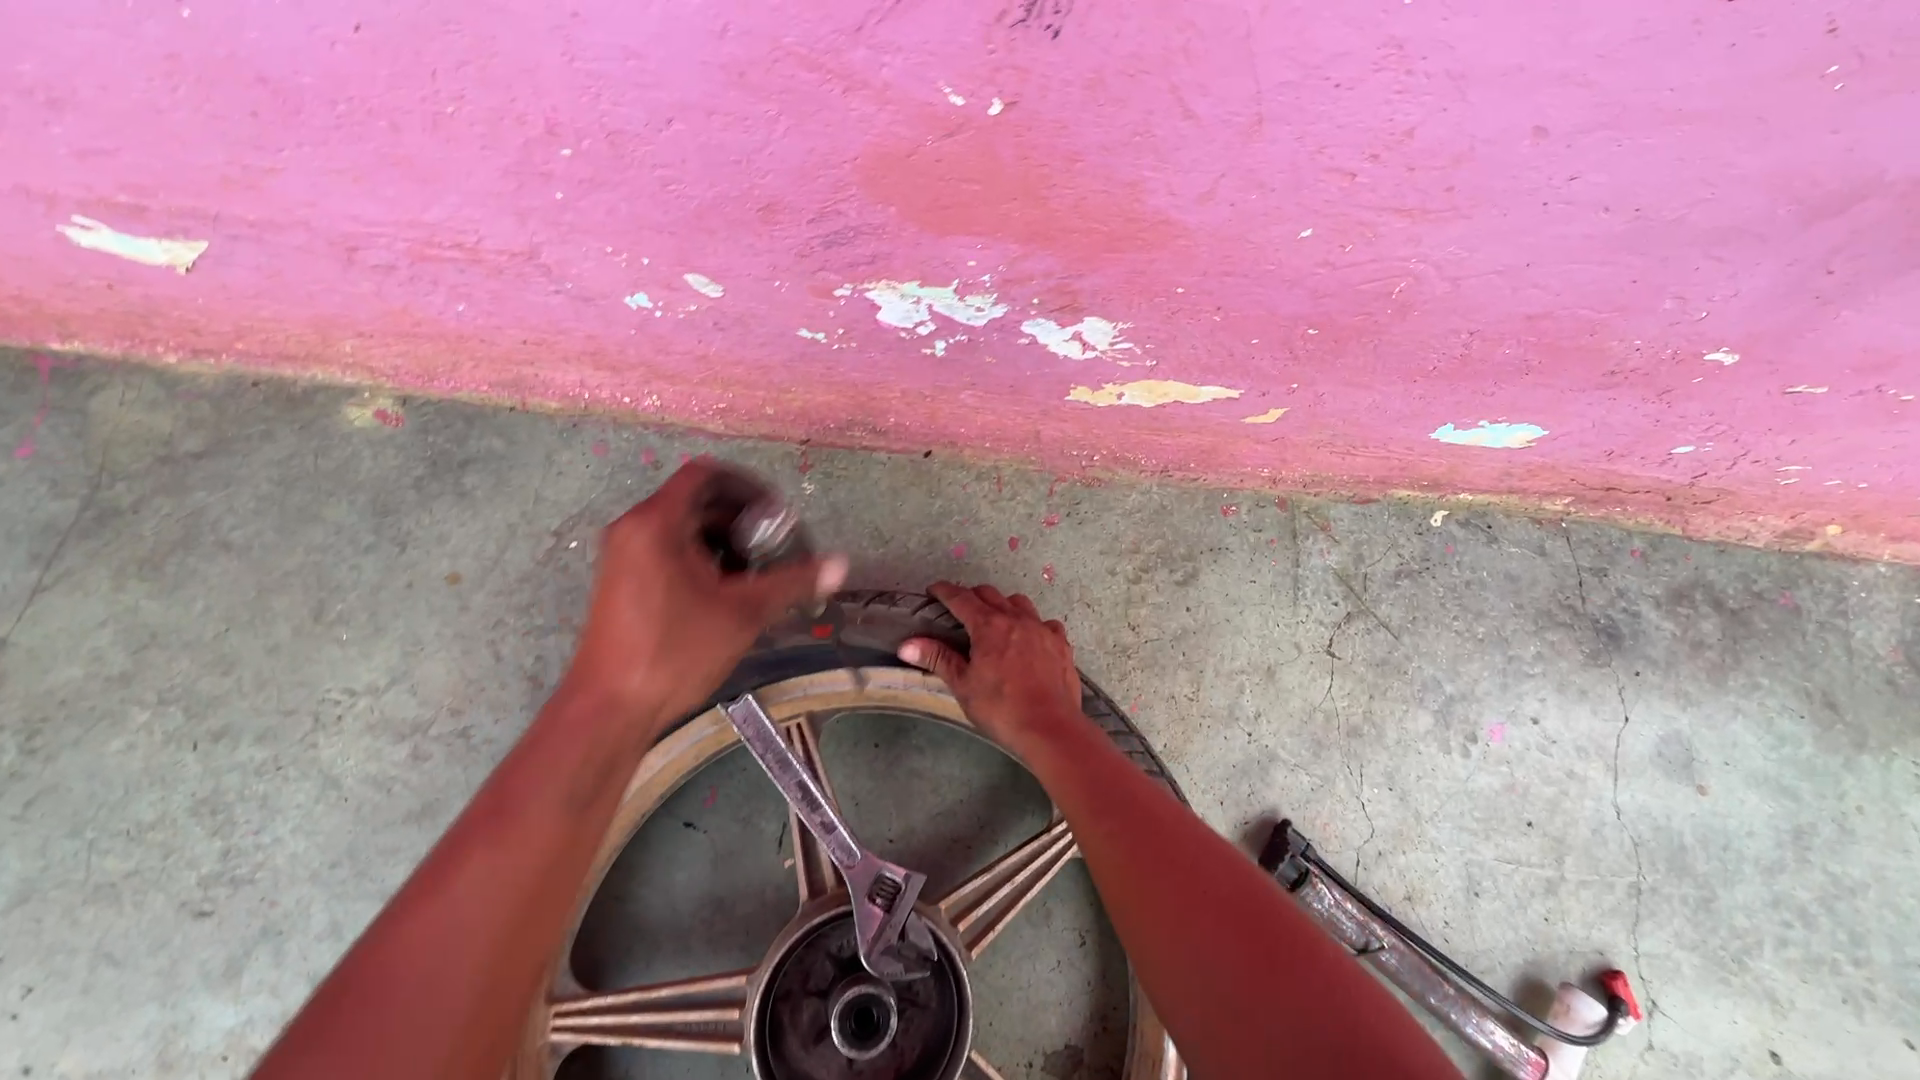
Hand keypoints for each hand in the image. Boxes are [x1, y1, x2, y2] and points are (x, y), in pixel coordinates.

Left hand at [561, 462, 847, 725]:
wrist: (611, 707)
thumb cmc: (676, 652)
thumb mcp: (744, 614)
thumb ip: (793, 582)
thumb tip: (840, 565)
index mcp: (657, 522)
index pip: (707, 474)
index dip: (749, 487)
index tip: (779, 518)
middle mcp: (635, 527)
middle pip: (698, 502)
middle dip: (743, 523)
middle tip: (776, 553)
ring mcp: (625, 554)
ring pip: (685, 528)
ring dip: (726, 544)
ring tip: (756, 579)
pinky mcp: (624, 579)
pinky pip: (669, 550)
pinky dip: (703, 560)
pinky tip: (727, 596)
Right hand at [897, 582, 1082, 755]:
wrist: (1050, 727)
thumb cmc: (1001, 708)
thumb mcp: (963, 685)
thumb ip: (938, 659)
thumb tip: (906, 645)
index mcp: (989, 626)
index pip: (961, 598)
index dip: (944, 591)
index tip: (934, 590)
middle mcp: (1017, 619)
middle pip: (990, 594)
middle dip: (971, 596)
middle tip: (959, 610)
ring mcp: (1043, 629)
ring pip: (1019, 603)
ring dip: (1003, 605)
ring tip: (995, 622)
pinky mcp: (1061, 644)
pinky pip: (1045, 623)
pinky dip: (1032, 625)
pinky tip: (1030, 640)